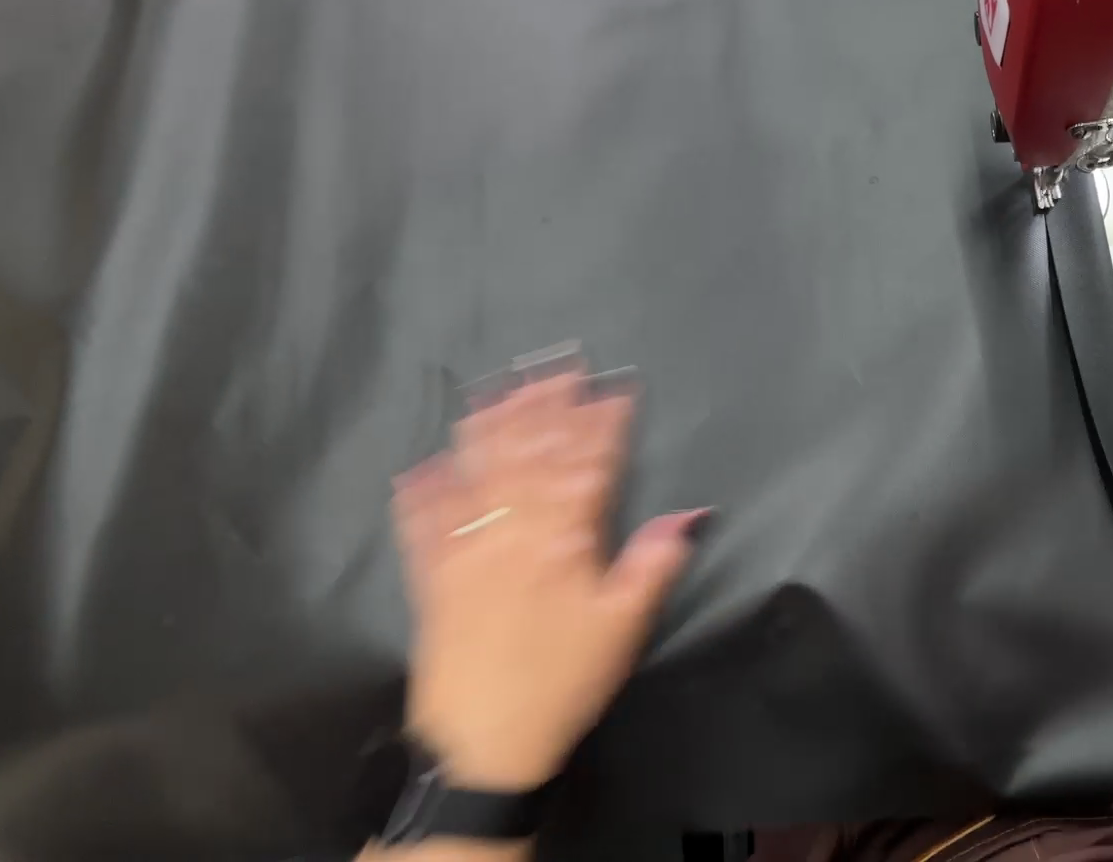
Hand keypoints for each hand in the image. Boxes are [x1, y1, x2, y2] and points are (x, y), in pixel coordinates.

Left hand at [391, 364, 706, 790]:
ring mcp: (466, 553)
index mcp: (564, 543)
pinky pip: (423, 526)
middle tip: (557, 369)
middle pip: (532, 459)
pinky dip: (423, 492)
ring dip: (492, 431)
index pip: (588, 468)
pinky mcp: (432, 579)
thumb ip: (653, 564)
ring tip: (501, 392)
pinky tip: (425, 463)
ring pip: (480, 478)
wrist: (481, 742)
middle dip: (547, 410)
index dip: (602, 425)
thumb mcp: (624, 625)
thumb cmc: (564, 678)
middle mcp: (512, 535)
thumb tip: (689, 514)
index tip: (614, 388)